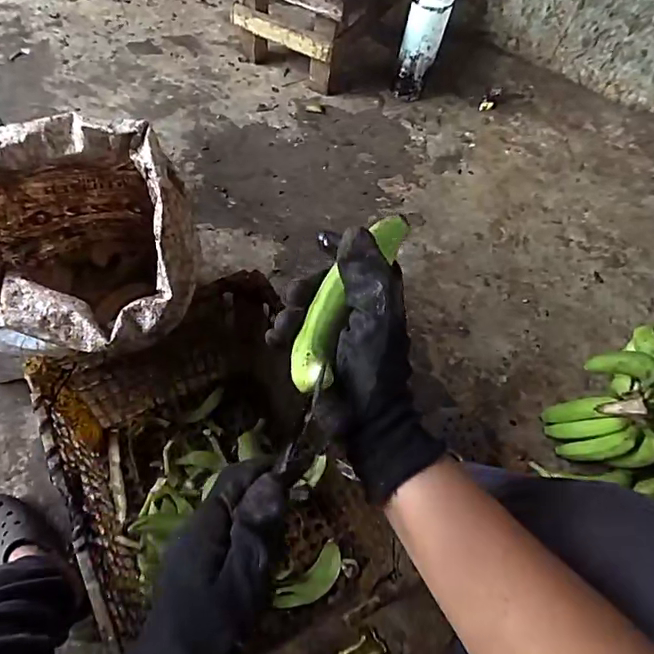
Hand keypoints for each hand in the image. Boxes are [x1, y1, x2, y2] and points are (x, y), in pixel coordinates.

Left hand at [116, 460, 286, 653]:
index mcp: (204, 524)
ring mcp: (191, 549)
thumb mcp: (241, 579)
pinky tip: (263, 556)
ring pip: (230, 515)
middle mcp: (194, 528)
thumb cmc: (209, 628)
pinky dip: (248, 535)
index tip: (299, 469)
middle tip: (299, 501)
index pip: (236, 476)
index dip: (267, 467)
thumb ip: (257, 529)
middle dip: (264, 490)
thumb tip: (273, 480)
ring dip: (257, 514)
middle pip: (232, 494)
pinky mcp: (193, 568)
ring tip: (287, 527)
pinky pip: (225, 536)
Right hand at [268, 228, 445, 502]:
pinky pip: (292, 331)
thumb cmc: (374, 367)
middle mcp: (356, 309)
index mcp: (377, 297)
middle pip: (324, 281)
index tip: (318, 240)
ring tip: (284, 326)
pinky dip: (281, 332)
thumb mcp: (374, 315)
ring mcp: (333, 331)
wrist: (363, 421)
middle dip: (306, 285)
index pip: (362, 260)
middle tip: (296, 296)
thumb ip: (364, 275)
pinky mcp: (314, 351)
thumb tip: (353, 232)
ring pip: (304, 305)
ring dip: (290, 312)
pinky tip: (276, 339)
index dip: (341, 247)